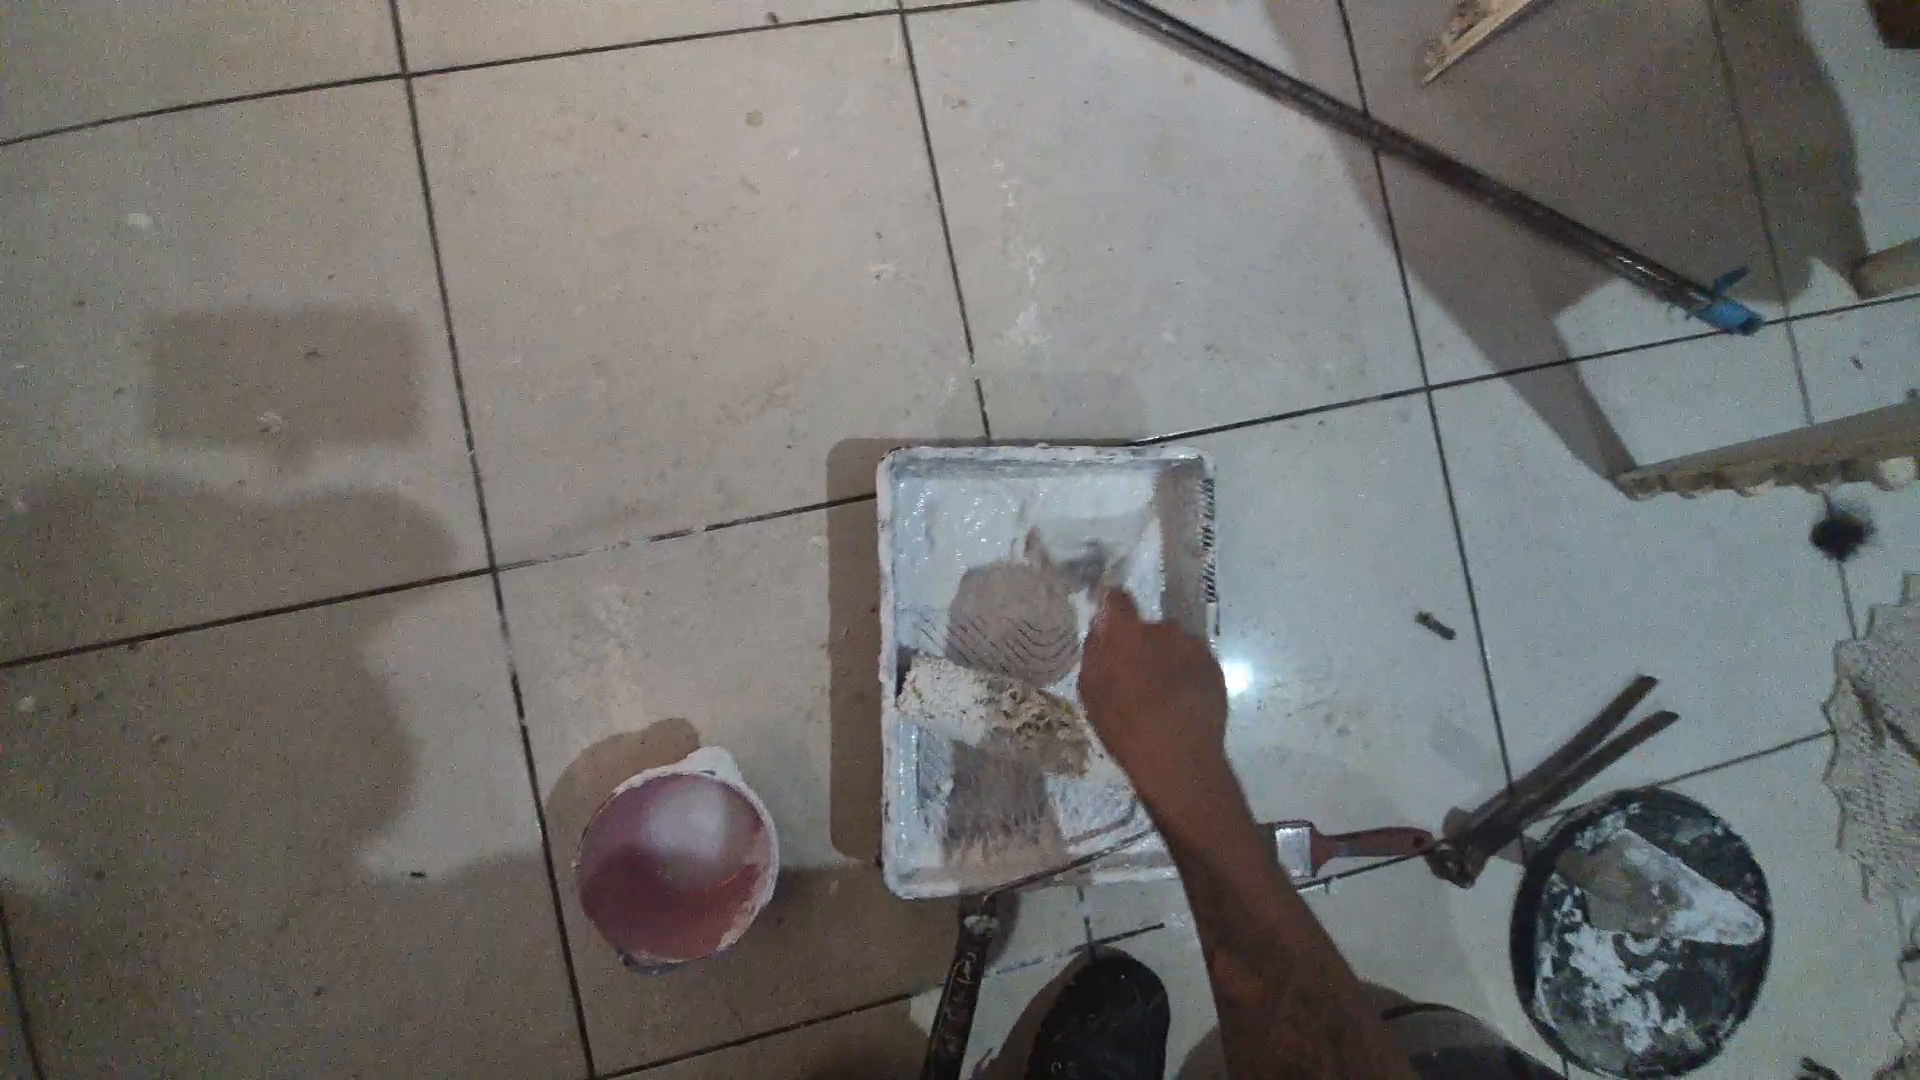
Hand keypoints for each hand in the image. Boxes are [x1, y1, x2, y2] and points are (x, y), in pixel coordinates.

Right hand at [1079, 588, 1229, 802]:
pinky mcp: (1214, 667)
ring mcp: (1193, 647)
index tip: (1110, 620)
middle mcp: (1163, 630)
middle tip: (1136, 676)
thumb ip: (1094, 653)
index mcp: (1128, 633)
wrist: (1179, 760)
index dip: (1112, 606)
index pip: (1118, 600)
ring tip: (1162, 692)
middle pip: (1148, 627)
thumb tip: (1101, 631)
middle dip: (1141, 644)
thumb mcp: (1091, 692)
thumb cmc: (1125, 727)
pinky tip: (1181, 700)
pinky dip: (1186, 672)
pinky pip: (1193, 660)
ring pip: (1173, 643)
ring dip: (1166, 657)